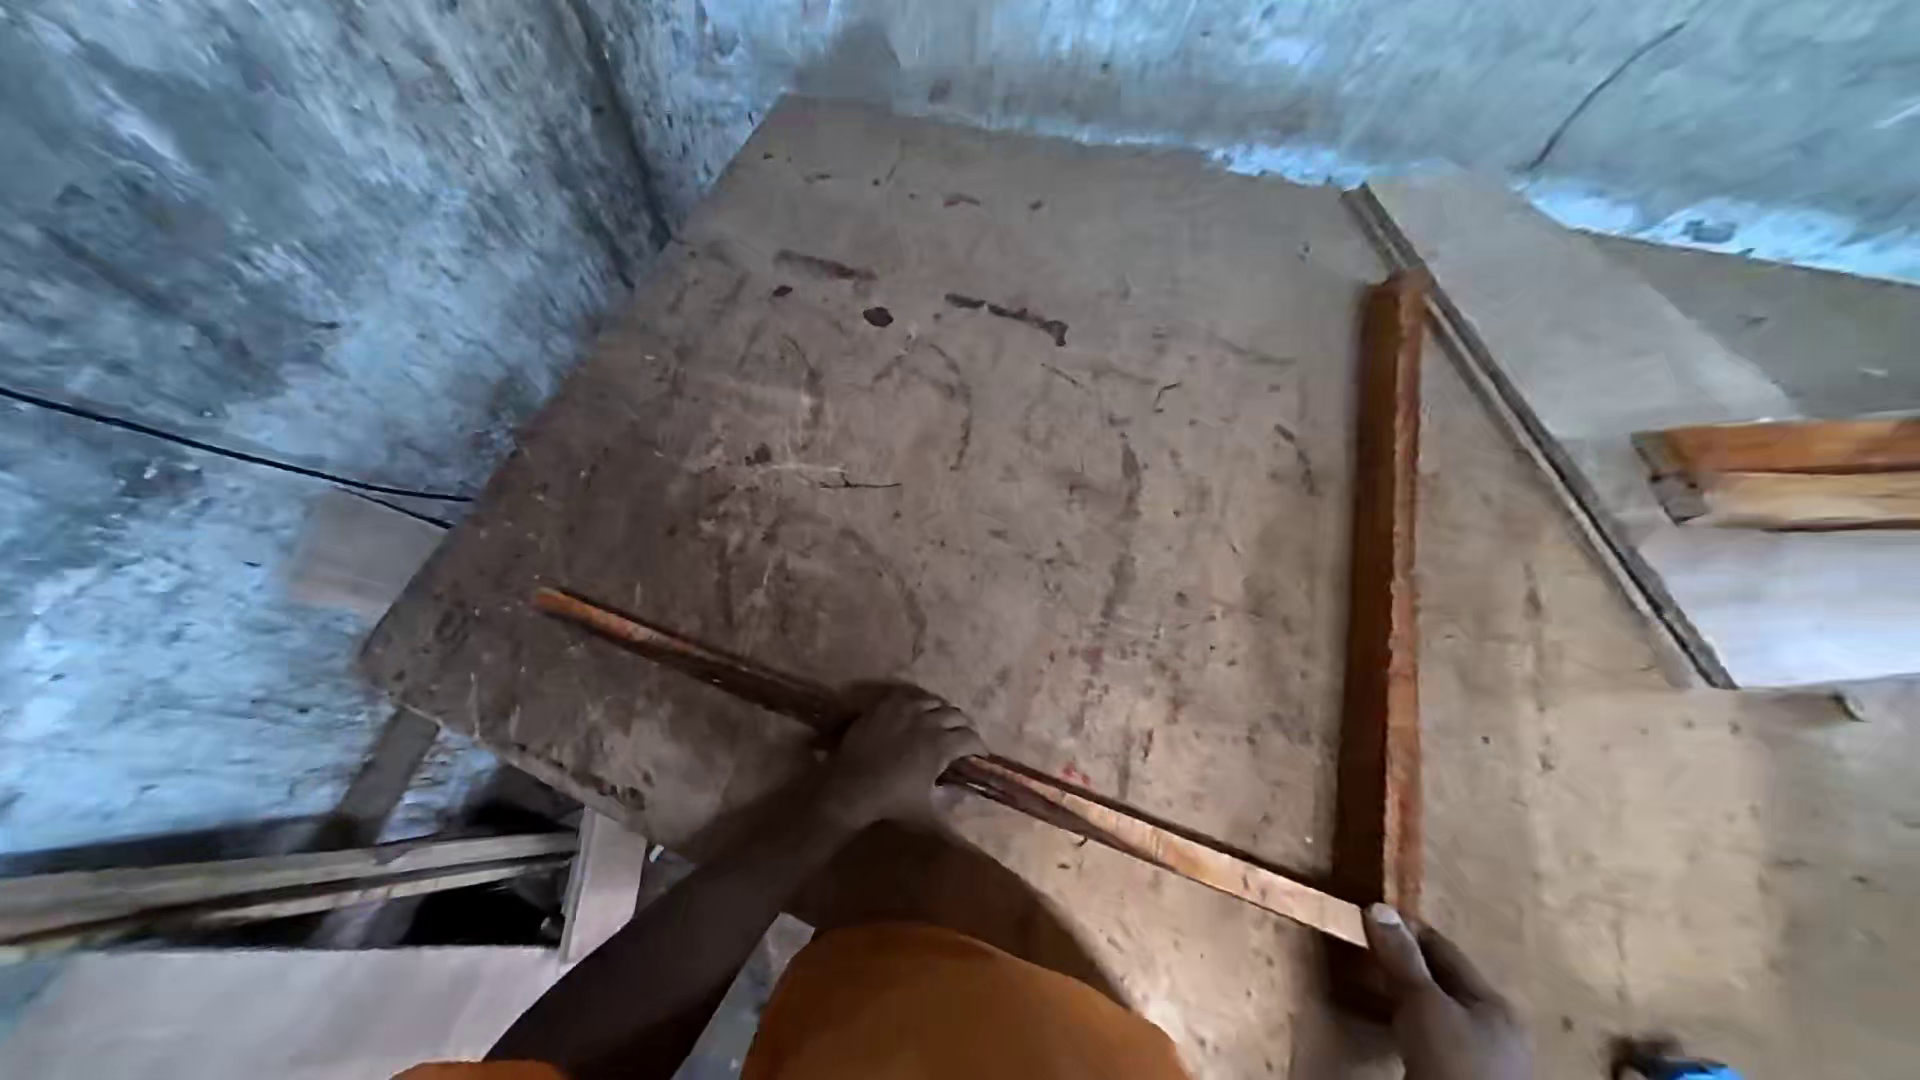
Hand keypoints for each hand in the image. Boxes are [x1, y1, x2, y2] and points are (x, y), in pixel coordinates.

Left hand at [814, 689, 985, 828]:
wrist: (850, 788)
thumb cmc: (891, 802)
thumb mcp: (928, 812)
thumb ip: (953, 802)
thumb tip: (969, 791)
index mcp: (941, 745)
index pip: (971, 737)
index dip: (979, 746)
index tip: (979, 754)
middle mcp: (927, 720)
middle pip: (957, 714)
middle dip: (964, 727)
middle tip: (961, 739)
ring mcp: (905, 709)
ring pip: (934, 701)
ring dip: (942, 712)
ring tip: (939, 723)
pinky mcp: (885, 705)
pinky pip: (909, 696)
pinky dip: (918, 704)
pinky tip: (915, 714)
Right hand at [1364, 904, 1531, 1079]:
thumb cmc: (1453, 1064)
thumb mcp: (1423, 1004)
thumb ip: (1402, 957)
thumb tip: (1378, 907)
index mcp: (1495, 1004)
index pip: (1444, 948)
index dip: (1406, 928)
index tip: (1368, 913)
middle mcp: (1493, 1026)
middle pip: (1440, 976)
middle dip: (1402, 958)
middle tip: (1361, 940)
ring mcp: (1479, 1056)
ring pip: (1433, 1005)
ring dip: (1400, 987)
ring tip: (1366, 972)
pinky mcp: (1458, 1076)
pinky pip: (1428, 1031)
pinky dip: (1403, 1015)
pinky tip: (1385, 1016)